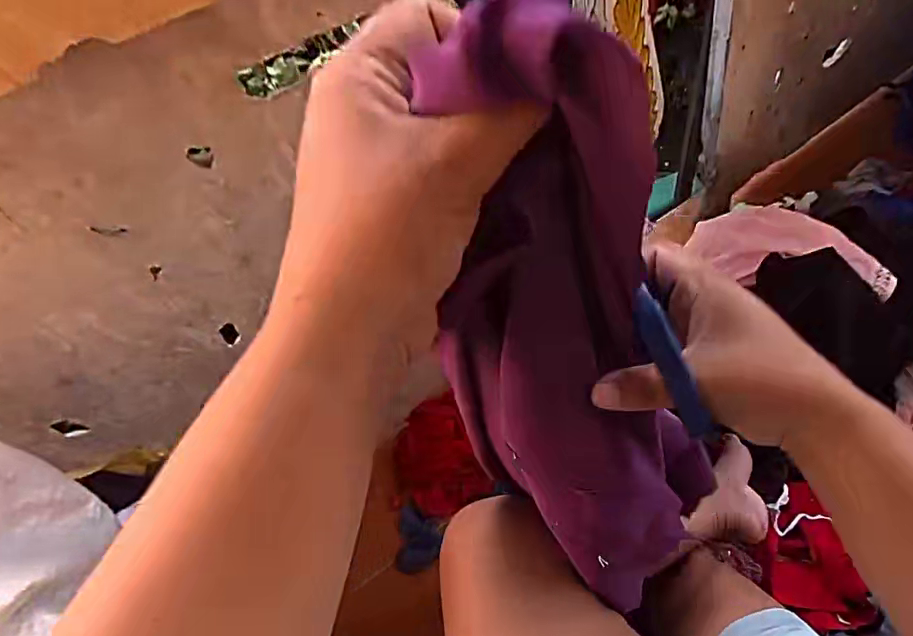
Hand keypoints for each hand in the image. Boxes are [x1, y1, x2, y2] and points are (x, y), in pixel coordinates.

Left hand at [270, 0, 544, 407]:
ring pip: (463, 134)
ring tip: (547, 170)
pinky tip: (525, 200)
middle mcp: (374, 109)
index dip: (485, 44)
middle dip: (505, 104)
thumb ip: (504, 116)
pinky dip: (494, 184)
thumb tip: (555, 83)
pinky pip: (462, 176)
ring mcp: (393, 162)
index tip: (537, 86)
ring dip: (504, 151)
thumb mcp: (449, 163)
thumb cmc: (387, 234)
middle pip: (452, 81)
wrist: (358, 328)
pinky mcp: (414, 207)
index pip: (430, 19)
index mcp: (361, 74)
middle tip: (554, 132)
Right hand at [591, 243, 861, 446]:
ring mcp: (713, 330)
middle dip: (617, 311)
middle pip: (651, 294)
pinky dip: (657, 364)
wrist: (815, 414)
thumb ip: (644, 385)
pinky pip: (677, 354)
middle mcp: (706, 299)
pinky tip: (628, 379)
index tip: (575, 284)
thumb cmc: (759, 380)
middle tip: (572, 327)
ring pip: (663, 328)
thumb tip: (595, 392)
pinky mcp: (718, 359)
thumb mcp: (696, 381)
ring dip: (637, 343)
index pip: (648, 255)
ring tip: (591, 354)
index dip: (612, 265)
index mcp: (702, 284)